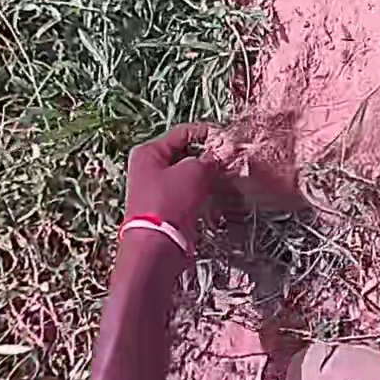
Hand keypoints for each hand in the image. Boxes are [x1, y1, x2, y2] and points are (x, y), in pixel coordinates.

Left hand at [123, 124, 220, 246]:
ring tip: (229, 178)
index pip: (182, 133)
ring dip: (209, 178)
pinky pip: (192, 195)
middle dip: (209, 158)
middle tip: (230, 160)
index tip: (226, 138)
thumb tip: (219, 156)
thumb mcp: (193, 172)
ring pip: (191, 177)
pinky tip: (221, 197)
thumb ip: (209, 160)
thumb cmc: (169, 201)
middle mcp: (151, 169)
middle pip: (186, 155)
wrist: (157, 246)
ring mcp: (159, 191)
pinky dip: (205, 194)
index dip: (206, 133)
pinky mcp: (169, 209)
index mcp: (149, 153)